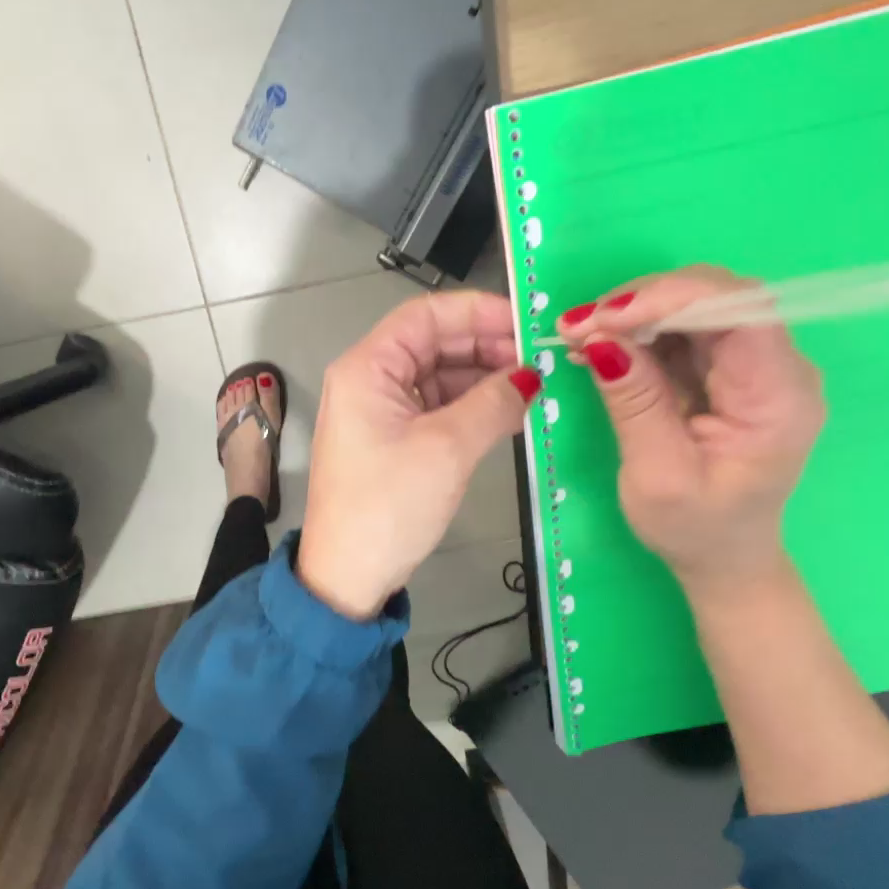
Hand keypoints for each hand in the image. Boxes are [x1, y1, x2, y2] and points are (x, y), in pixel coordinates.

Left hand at [298, 291, 541, 619]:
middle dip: (487, 345)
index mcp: (367, 367)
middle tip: (541, 359)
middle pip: (434, 342)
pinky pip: (435, 406)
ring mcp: (378, 410)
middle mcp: (368, 379)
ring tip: (534, 386)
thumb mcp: (448, 449)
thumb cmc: (389, 506)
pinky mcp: (390, 439)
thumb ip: (494, 403)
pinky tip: (510, 412)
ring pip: (438, 375)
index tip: (529, 323)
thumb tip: (530, 377)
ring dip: (484, 378)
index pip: (427, 315)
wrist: (347, 576)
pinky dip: (471, 406)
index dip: (480, 312)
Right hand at [555, 266, 823, 592]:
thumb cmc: (694, 529)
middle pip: (719, 297)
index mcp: (778, 398)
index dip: (674, 297)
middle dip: (645, 301)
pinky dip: (640, 330)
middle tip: (577, 327)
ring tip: (579, 337)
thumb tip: (599, 340)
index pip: (743, 311)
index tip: (605, 319)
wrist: (723, 558)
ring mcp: (756, 365)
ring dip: (635, 313)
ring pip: (698, 305)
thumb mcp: (657, 476)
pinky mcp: (730, 368)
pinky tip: (601, 345)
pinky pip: (687, 329)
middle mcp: (780, 368)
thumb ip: (635, 404)